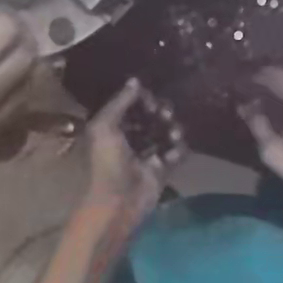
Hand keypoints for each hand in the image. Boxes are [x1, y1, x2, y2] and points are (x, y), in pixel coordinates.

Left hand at [79, 80, 173, 233]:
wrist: (118, 202)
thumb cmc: (106, 163)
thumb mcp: (105, 127)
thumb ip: (119, 102)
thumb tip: (135, 81)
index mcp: (112, 127)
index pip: (131, 105)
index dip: (142, 99)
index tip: (149, 100)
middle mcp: (130, 138)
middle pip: (151, 117)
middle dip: (160, 112)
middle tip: (165, 114)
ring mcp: (147, 154)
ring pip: (165, 132)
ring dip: (171, 129)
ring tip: (172, 133)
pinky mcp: (162, 169)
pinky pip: (176, 152)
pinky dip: (178, 149)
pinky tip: (173, 152)